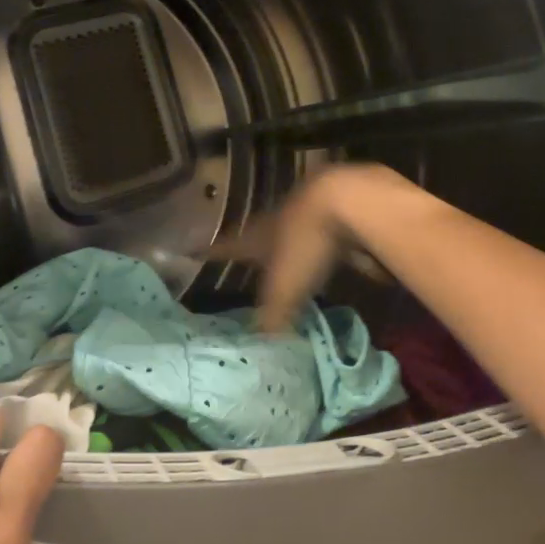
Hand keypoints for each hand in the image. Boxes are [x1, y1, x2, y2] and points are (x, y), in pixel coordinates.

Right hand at [206, 163, 406, 331]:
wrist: (350, 200)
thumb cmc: (306, 243)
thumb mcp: (285, 287)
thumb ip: (273, 315)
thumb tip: (260, 343)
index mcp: (260, 234)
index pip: (230, 245)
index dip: (215, 251)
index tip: (195, 251)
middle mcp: (280, 219)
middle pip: (263, 233)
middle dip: (258, 245)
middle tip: (251, 257)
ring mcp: (311, 211)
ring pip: (296, 229)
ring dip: (293, 242)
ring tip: (292, 258)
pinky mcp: (342, 211)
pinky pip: (330, 231)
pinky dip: (329, 242)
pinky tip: (338, 253)